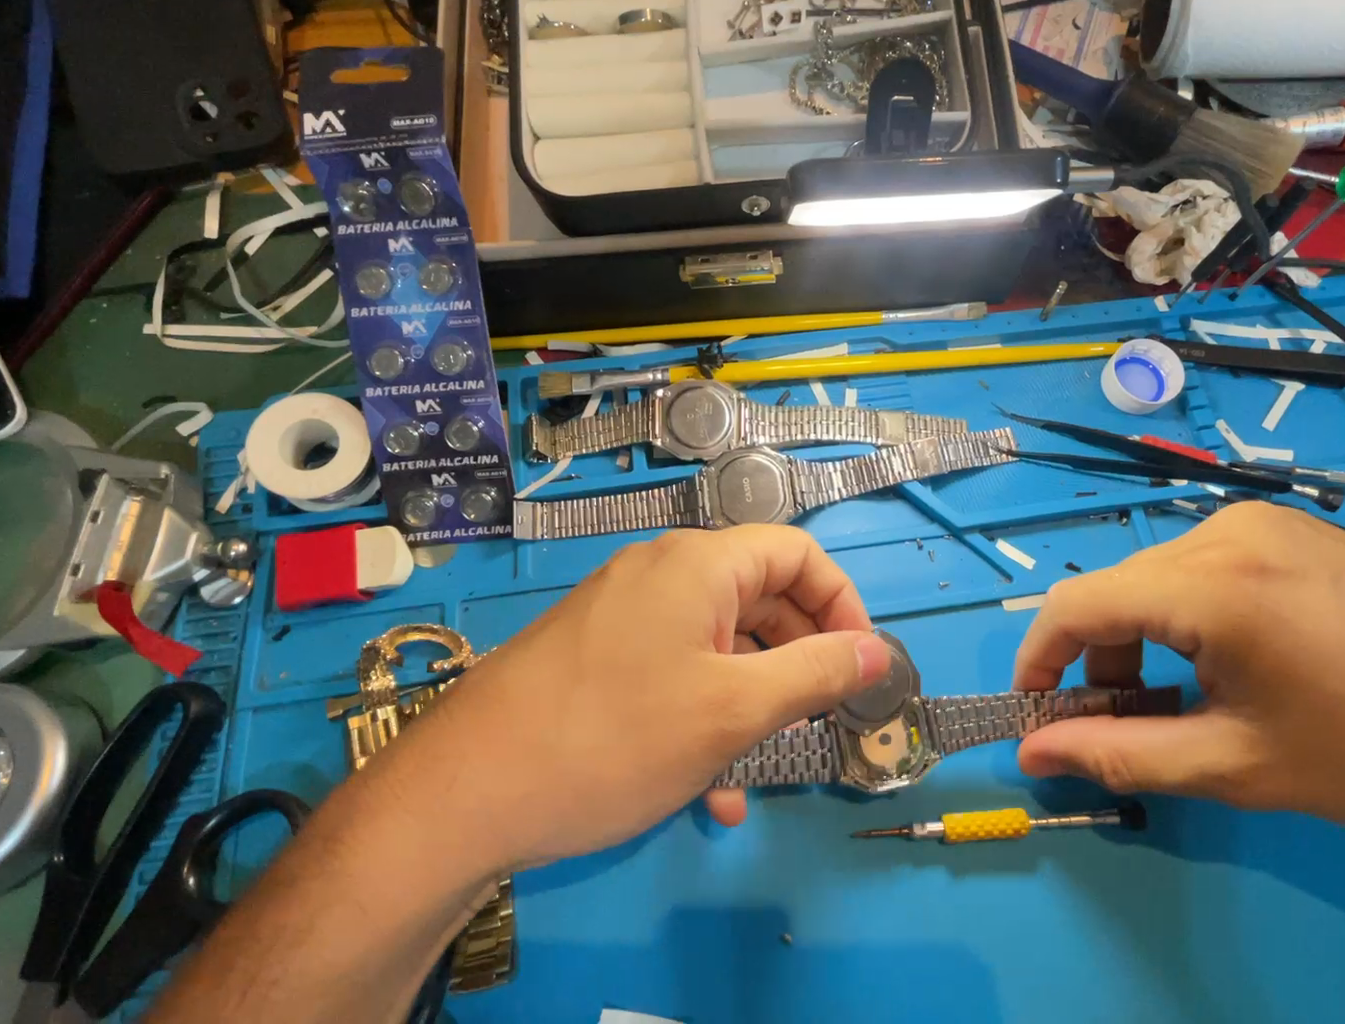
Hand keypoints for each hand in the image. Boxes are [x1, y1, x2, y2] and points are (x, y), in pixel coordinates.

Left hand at [378, 526, 888, 875]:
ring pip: (718, 646)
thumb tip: (878, 651)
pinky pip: (675, 673)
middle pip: (759, 598)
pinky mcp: (599, 658)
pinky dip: (704, 717)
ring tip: (764, 766)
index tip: (860, 666)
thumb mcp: (733, 711)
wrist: (466, 791)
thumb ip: (816, 674)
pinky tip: (709, 790)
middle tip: (821, 719)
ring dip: (752, 703)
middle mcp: (661, 575)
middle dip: (798, 661)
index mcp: (698, 565)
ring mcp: (625, 616)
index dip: (841, 603)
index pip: (796, 553)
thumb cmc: (615, 737)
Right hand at [1012, 501, 1344, 842]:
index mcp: (1209, 582)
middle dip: (1099, 660)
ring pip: (1156, 577)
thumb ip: (1119, 756)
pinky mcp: (1293, 529)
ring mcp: (1264, 522)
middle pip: (1117, 591)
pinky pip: (1203, 566)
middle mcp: (1225, 530)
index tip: (1037, 711)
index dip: (1039, 658)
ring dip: (1142, 639)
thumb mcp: (1238, 766)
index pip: (1076, 604)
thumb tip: (1031, 753)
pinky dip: (1185, 616)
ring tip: (1182, 701)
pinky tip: (1230, 662)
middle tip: (1123, 726)